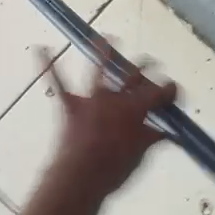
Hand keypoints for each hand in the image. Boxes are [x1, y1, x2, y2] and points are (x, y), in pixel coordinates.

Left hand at [41, 45, 176, 197]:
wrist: (81, 176)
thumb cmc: (115, 170)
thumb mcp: (141, 155)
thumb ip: (153, 137)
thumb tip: (167, 131)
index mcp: (138, 108)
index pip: (160, 91)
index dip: (170, 89)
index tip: (174, 91)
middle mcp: (116, 97)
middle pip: (134, 75)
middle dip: (144, 66)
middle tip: (151, 62)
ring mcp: (91, 100)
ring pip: (98, 69)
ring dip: (103, 52)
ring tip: (106, 38)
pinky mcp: (70, 106)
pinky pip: (57, 82)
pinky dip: (48, 65)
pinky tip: (40, 49)